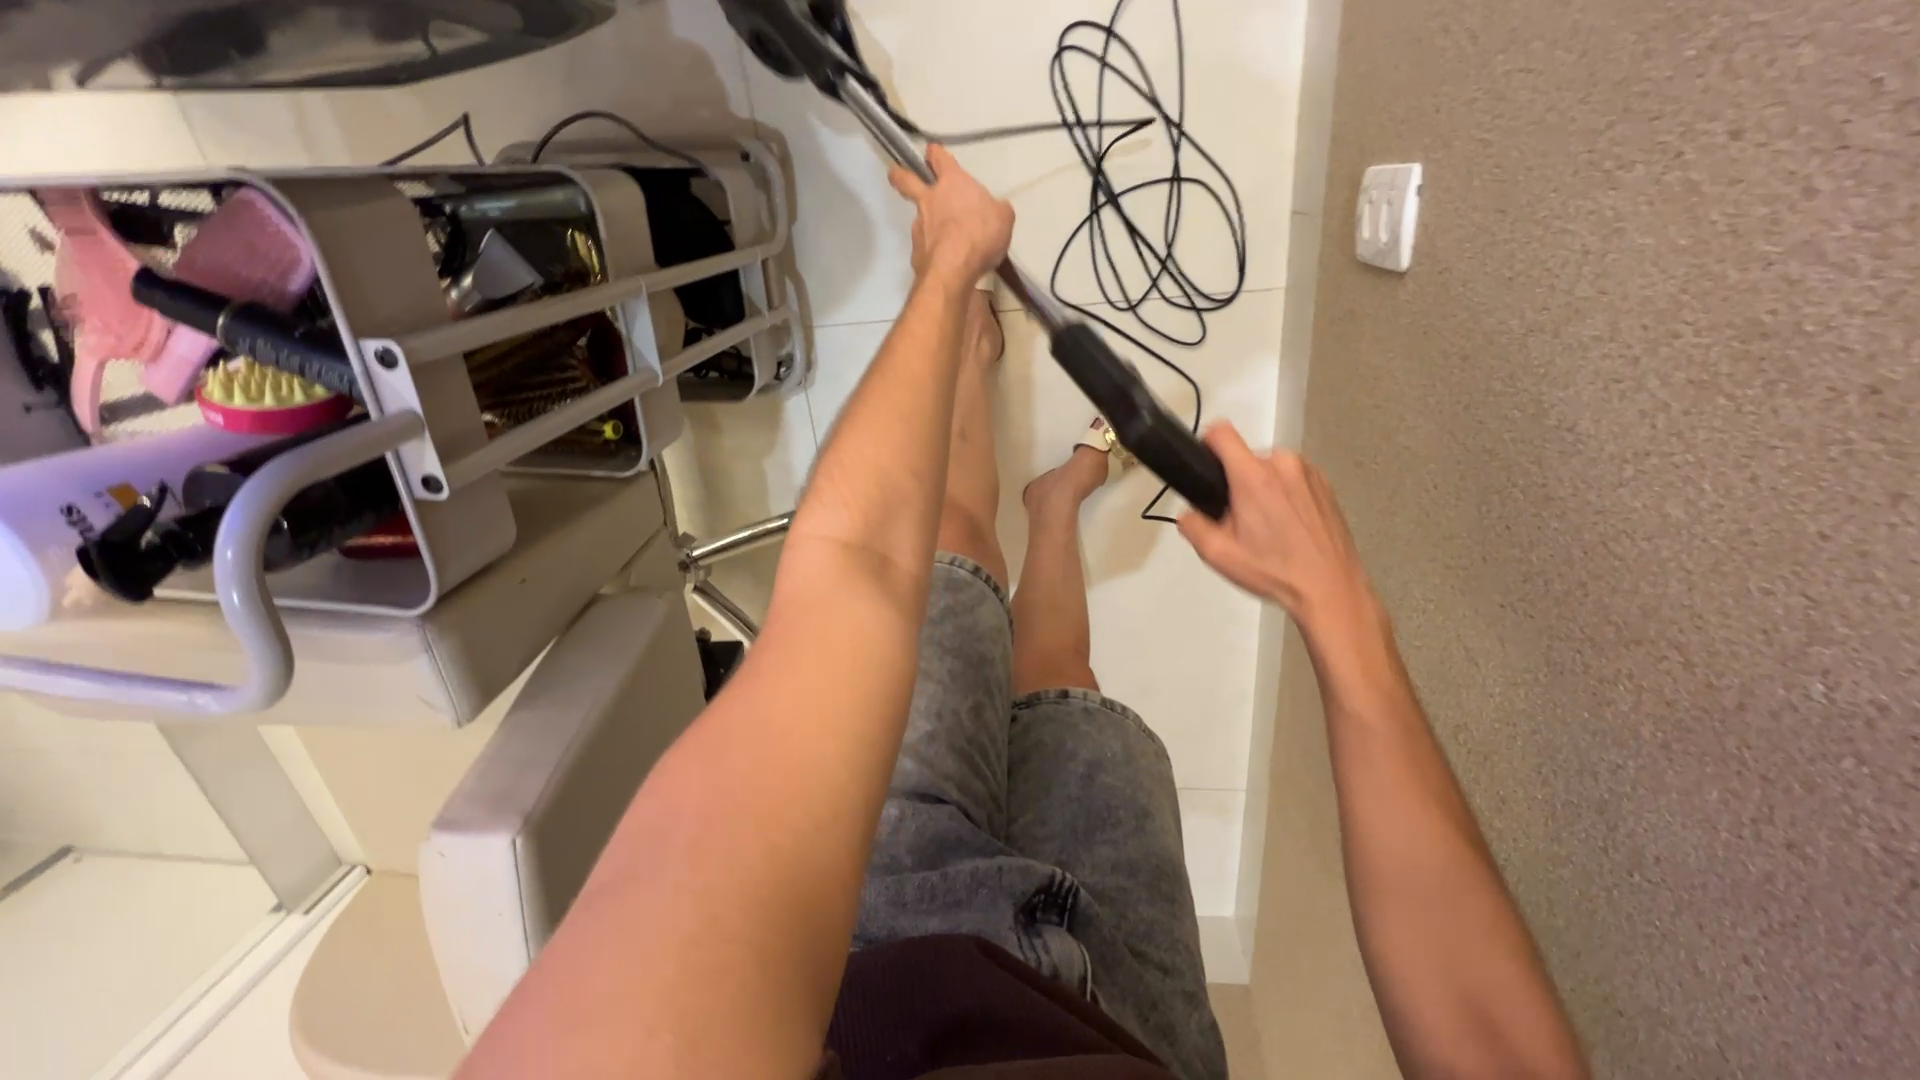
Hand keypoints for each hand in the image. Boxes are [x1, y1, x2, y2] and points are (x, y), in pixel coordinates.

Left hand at [889, 144, 1013, 285]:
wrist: (953, 271)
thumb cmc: (980, 235)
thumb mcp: (1003, 218)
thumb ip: (997, 209)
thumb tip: (995, 209)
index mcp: (952, 183)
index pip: (939, 157)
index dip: (936, 154)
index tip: (932, 152)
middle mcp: (929, 200)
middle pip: (906, 180)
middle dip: (899, 174)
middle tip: (896, 174)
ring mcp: (919, 225)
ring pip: (919, 217)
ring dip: (927, 223)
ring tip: (945, 240)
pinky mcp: (916, 251)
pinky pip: (925, 245)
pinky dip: (932, 249)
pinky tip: (945, 260)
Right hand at [1178, 423, 1382, 635]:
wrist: (1331, 588)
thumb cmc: (1274, 571)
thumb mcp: (1218, 555)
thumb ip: (1192, 526)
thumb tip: (1189, 513)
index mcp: (1254, 476)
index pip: (1221, 433)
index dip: (1206, 445)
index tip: (1205, 468)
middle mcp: (1283, 464)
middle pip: (1245, 458)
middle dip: (1237, 482)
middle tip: (1240, 521)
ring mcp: (1309, 471)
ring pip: (1270, 469)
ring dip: (1263, 488)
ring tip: (1268, 527)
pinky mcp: (1326, 484)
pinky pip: (1293, 478)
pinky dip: (1285, 494)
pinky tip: (1289, 527)